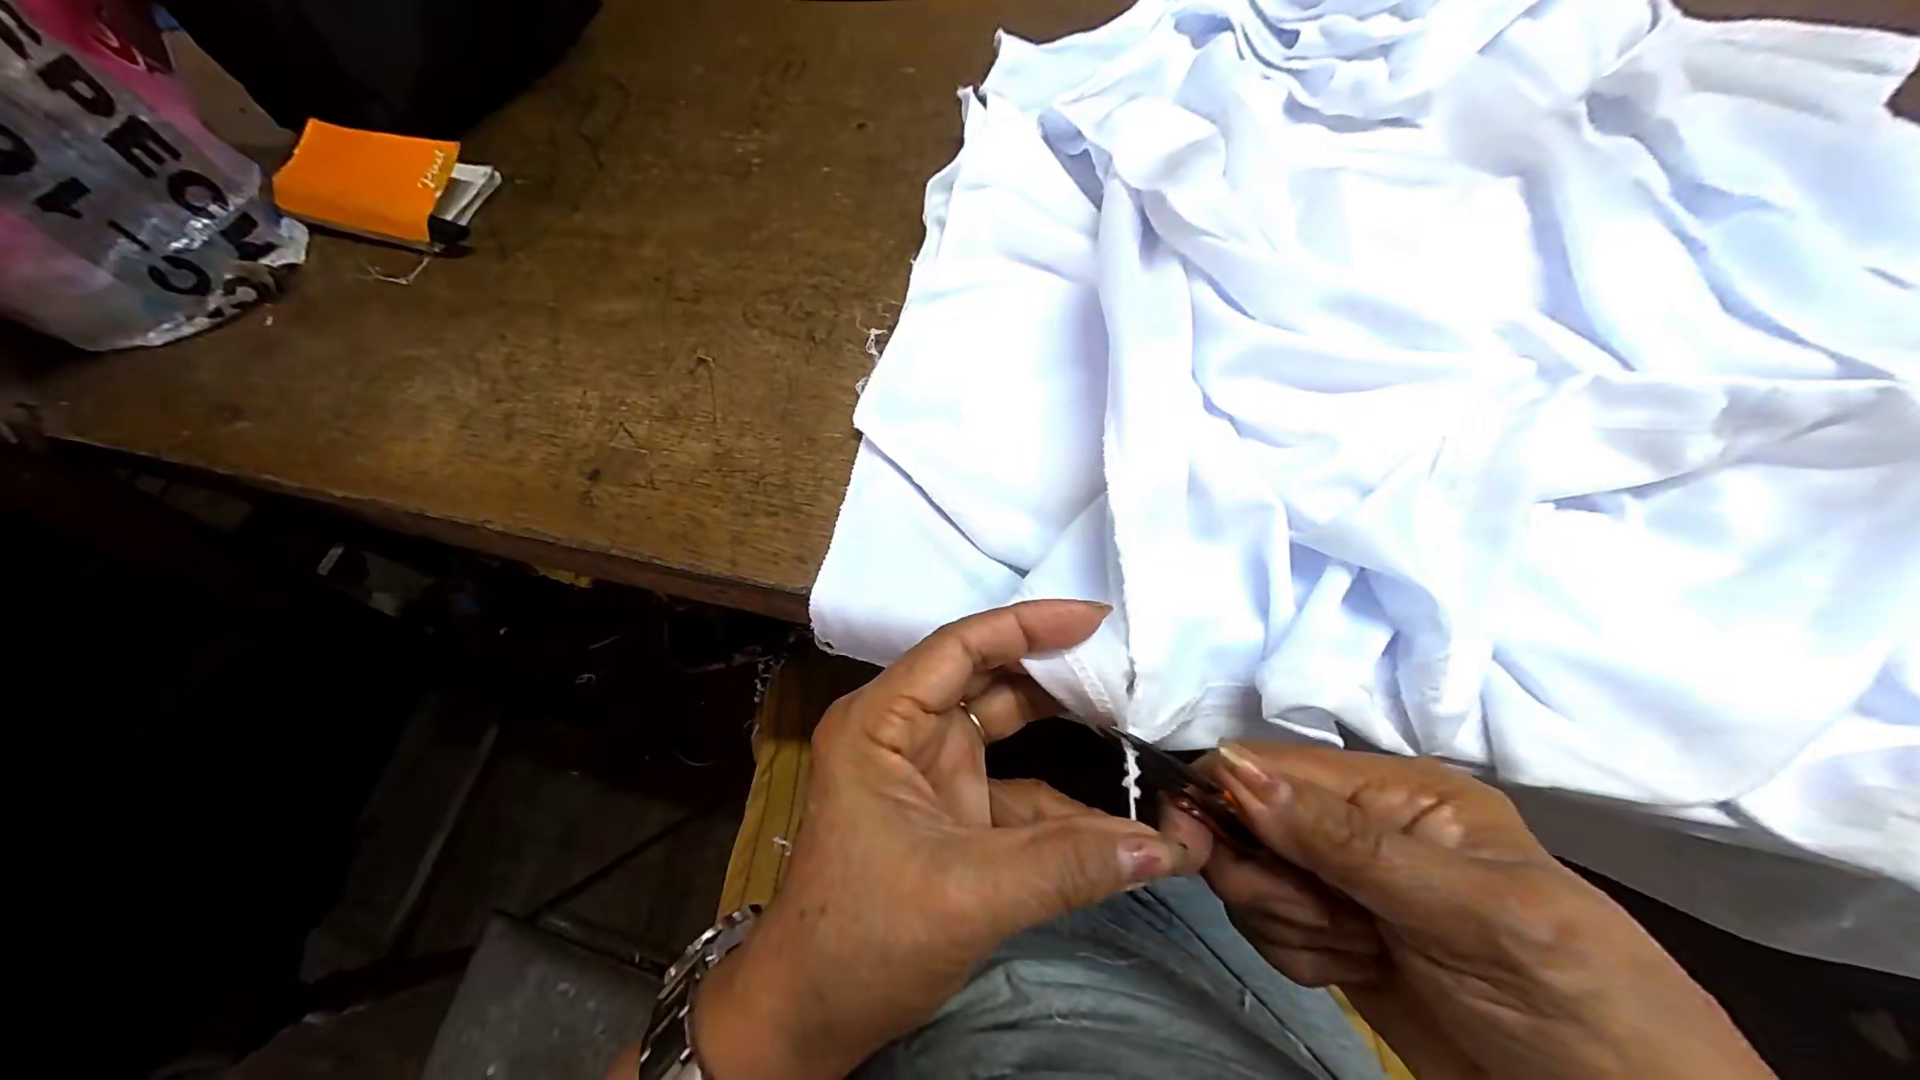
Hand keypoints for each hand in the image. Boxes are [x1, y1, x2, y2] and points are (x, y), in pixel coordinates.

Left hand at [691, 601, 1200, 1079]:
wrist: (810, 1016)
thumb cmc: (863, 940)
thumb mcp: (968, 895)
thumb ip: (1068, 866)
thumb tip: (1164, 847)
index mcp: (881, 721)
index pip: (959, 646)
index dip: (1027, 624)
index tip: (1094, 618)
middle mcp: (902, 730)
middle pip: (985, 675)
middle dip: (1052, 668)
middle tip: (1122, 663)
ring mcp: (928, 767)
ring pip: (1002, 722)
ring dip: (1062, 722)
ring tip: (1129, 712)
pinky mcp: (951, 806)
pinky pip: (1016, 784)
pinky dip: (1064, 801)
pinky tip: (1118, 822)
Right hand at [1160, 744, 1773, 1079]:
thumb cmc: (1574, 998)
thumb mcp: (1472, 913)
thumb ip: (1347, 840)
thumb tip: (1233, 768)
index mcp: (1394, 790)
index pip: (1270, 765)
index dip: (1222, 795)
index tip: (1196, 846)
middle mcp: (1358, 823)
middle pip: (1246, 820)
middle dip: (1265, 875)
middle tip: (1321, 920)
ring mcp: (1341, 878)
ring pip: (1249, 874)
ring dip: (1286, 921)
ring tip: (1358, 953)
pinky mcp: (1329, 929)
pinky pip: (1265, 922)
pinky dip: (1293, 951)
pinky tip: (1353, 971)